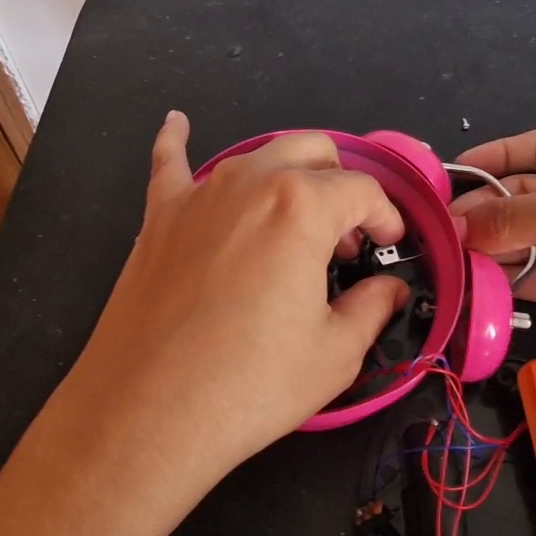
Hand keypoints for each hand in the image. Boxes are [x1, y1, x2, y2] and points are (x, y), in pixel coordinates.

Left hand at [64, 112, 410, 472]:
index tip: (388, 246)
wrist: (147, 412)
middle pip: (313, 153)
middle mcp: (251, 181)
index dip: (386, 217)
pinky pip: (170, 162)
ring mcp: (200, 193)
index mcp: (302, 206)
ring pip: (258, 155)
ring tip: (294, 222)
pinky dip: (178, 140)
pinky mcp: (159, 215)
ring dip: (289, 177)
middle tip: (344, 242)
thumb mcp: (334, 354)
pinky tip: (178, 123)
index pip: (363, 190)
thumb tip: (389, 290)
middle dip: (341, 187)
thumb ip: (372, 307)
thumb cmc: (249, 385)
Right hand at [450, 126, 535, 374]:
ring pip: (525, 242)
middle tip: (442, 230)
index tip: (450, 174)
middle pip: (523, 199)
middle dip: (485, 211)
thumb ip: (522, 215)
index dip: (494, 156)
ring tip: (451, 260)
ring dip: (492, 250)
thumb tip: (459, 223)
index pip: (535, 148)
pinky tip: (480, 286)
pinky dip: (511, 283)